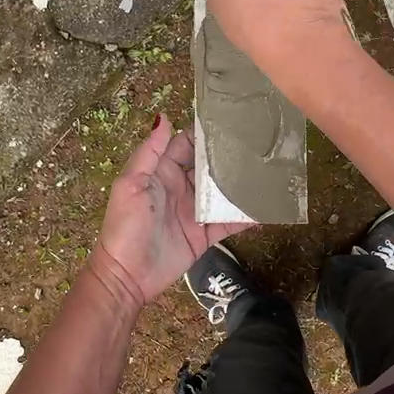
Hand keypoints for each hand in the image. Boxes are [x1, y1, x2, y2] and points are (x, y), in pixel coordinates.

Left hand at [88, 114, 250, 314]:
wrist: (126, 276)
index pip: (186, 144)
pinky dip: (246, 216)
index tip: (230, 120)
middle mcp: (181, 187)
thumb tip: (164, 117)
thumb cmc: (125, 225)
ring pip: (222, 192)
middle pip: (209, 166)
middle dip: (229, 155)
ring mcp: (195, 211)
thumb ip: (149, 152)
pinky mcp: (205, 235)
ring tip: (268, 171)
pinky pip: (229, 222)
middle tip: (258, 142)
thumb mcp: (131, 184)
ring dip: (241, 184)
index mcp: (162, 171)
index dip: (205, 132)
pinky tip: (266, 208)